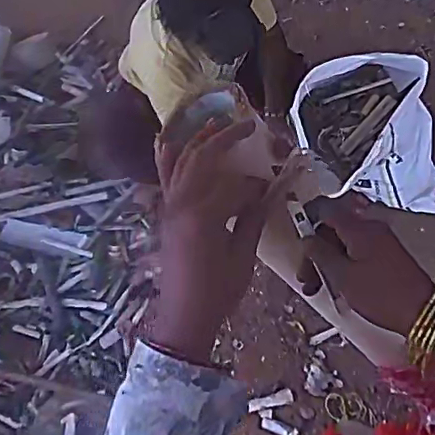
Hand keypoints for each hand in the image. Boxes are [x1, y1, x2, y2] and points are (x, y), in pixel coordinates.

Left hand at [140, 117, 278, 361]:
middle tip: (246, 125)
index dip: (256, 184)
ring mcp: (169, 205)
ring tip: (216, 120)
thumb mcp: (243, 257)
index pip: (235, 185)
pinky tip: (167, 136)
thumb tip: (270, 190)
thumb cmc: (217, 291)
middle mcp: (182, 203)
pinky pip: (163, 175)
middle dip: (225, 138)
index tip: (271, 187)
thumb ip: (254, 218)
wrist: (184, 314)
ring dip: (198, 138)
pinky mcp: (165, 210)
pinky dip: (165, 154)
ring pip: (182, 160)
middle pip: (203, 158)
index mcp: (204, 216)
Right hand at [305, 199, 434, 372]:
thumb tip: (306, 238)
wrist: (424, 313)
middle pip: (333, 229)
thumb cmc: (380, 295)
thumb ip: (320, 253)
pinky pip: (357, 251)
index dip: (307, 217)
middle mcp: (370, 227)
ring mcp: (381, 240)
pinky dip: (343, 264)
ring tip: (318, 289)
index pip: (325, 208)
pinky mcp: (387, 254)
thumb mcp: (343, 276)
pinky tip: (339, 286)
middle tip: (306, 279)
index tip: (296, 236)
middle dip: (315, 251)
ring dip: (327, 261)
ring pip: (344, 242)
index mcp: (358, 227)